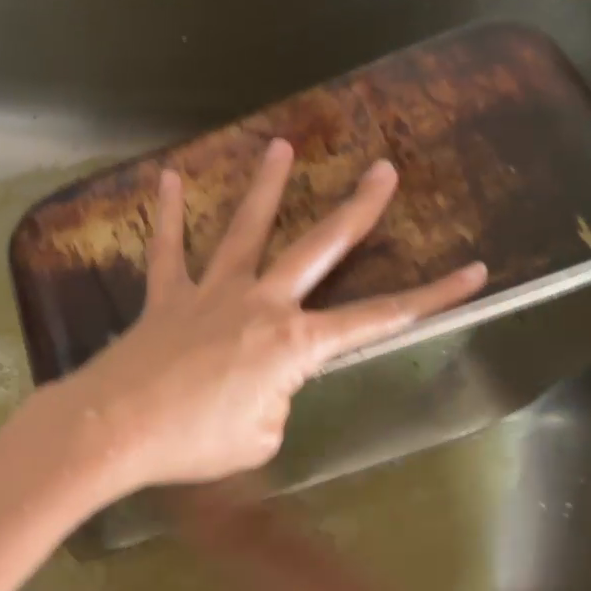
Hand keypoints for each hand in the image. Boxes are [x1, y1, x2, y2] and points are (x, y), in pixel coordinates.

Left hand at [38, 138, 487, 492]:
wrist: (116, 430)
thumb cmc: (192, 444)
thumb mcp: (259, 440)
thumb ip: (275, 405)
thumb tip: (260, 388)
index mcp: (294, 346)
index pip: (376, 319)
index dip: (429, 297)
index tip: (473, 271)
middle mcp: (259, 305)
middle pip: (318, 248)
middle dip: (357, 210)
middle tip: (384, 172)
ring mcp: (210, 295)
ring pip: (246, 230)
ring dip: (267, 187)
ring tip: (280, 146)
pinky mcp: (165, 299)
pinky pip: (168, 251)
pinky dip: (168, 216)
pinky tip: (168, 179)